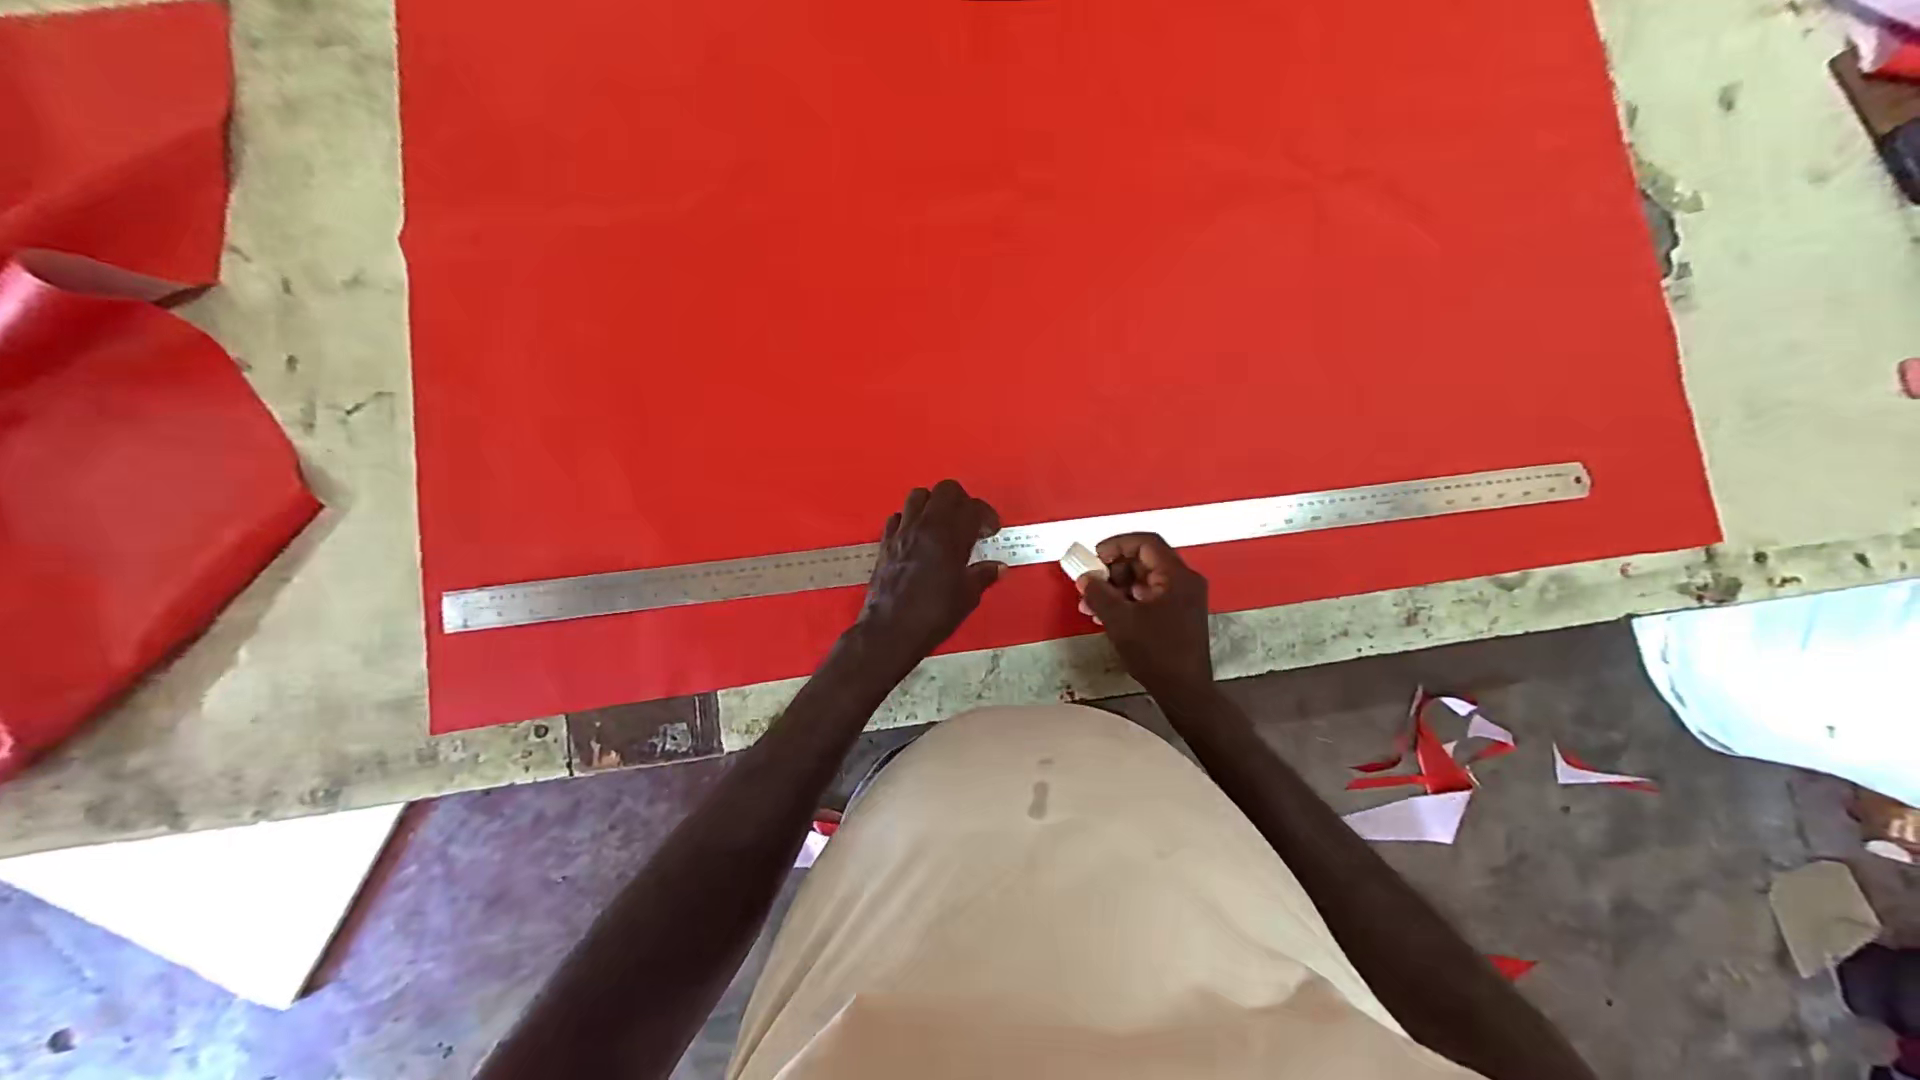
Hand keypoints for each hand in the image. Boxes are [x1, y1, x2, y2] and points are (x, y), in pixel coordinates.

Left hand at [854, 480, 1003, 667]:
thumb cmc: (931, 614)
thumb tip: (997, 568)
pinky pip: (897, 517)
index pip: (973, 507)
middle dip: (962, 501)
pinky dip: (909, 520)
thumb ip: (983, 575)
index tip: (991, 529)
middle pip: (945, 490)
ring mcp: (902, 533)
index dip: (987, 515)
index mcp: (949, 536)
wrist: (891, 630)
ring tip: (943, 524)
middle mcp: (924, 527)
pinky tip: (917, 536)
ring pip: (918, 496)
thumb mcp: (967, 596)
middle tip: (969, 521)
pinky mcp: (885, 544)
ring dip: (934, 504)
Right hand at [1075, 533, 1213, 700]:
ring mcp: (1184, 599)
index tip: (1095, 557)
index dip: (1116, 545)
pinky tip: (1107, 614)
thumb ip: (1099, 594)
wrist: (1184, 690)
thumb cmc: (1158, 654)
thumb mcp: (1120, 620)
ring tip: (1092, 603)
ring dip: (1116, 587)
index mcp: (1177, 576)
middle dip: (1112, 570)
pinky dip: (1128, 600)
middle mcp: (1185, 582)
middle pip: (1144, 560)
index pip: (1145, 543)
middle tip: (1091, 583)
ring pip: (1144, 579)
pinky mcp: (1179, 614)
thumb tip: (1086, 578)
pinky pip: (1149, 595)